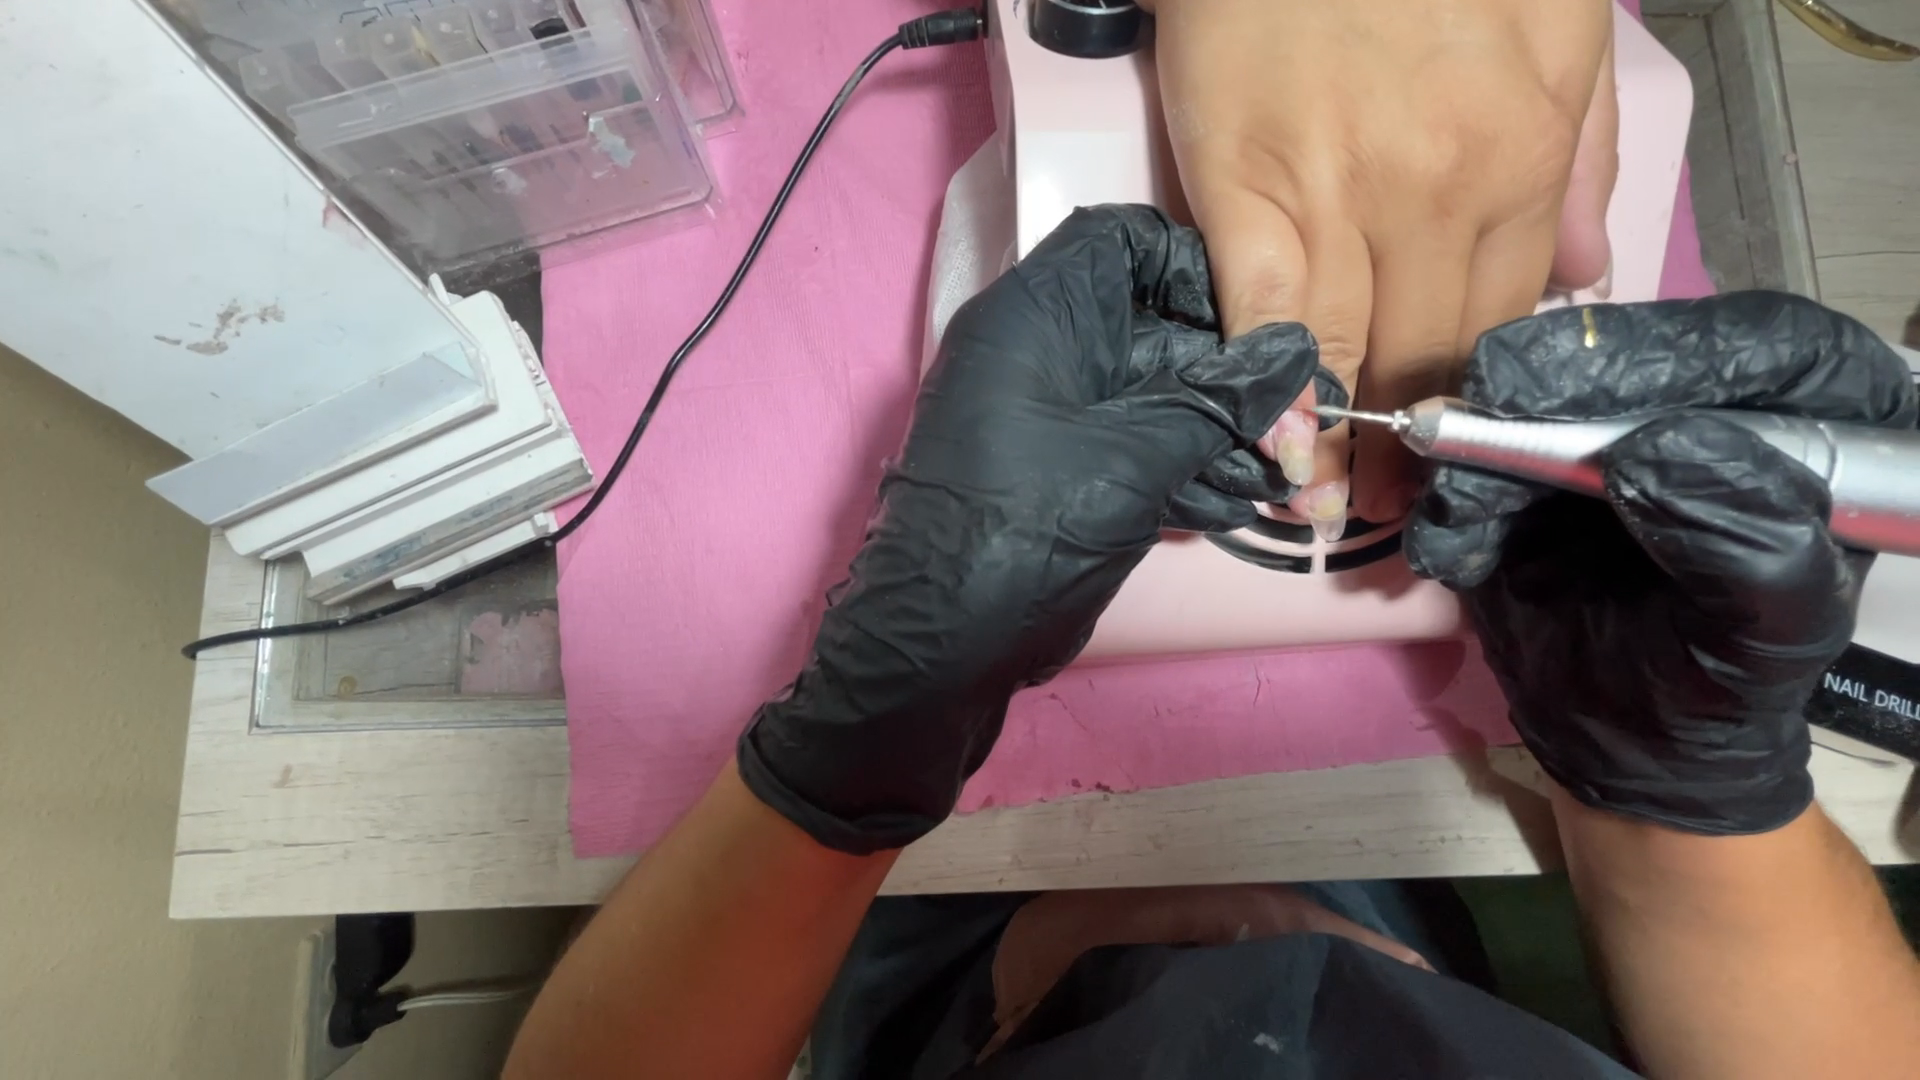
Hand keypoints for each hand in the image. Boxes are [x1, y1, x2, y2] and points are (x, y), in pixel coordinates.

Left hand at [738, 206, 1324, 852]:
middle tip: (1296, 424)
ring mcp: (1049, 418)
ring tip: (1281, 479)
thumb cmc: (1028, 528)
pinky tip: (1235, 505)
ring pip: (1149, 400)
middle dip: (1226, 378)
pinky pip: (1130, 450)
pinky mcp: (1063, 473)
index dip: (1193, 267)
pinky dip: (1181, 472)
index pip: (1119, 243)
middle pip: (1150, 330)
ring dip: (1216, 437)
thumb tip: (1294, 351)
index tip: (1255, 317)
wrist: (948, 644)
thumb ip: (1219, 400)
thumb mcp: (1134, 458)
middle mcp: (1039, 354)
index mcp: (1035, 317)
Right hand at [1141, 0, 1617, 533]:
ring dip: (1338, 443)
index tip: (1451, 462)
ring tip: (1324, 508)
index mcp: (1521, 147)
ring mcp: (1337, 198)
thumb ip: (1576, 149)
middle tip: (1384, 506)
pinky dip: (1276, 388)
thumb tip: (1579, 275)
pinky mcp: (1247, 196)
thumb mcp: (1552, 14)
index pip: (1498, 318)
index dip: (1470, 404)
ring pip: (1347, 351)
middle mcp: (1438, 188)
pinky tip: (1279, 453)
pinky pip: (1266, 314)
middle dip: (1405, 443)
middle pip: (1423, 350)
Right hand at [1406, 293, 1917, 833]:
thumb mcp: (1761, 633)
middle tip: (1466, 432)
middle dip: (1530, 396)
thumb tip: (1649, 445)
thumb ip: (1744, 542)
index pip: (1749, 347)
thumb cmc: (1712, 690)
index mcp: (1805, 436)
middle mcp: (1693, 418)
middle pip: (1613, 358)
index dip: (1652, 352)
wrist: (1613, 736)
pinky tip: (1449, 553)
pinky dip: (1443, 501)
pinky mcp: (1519, 478)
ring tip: (1456, 532)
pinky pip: (1466, 461)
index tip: (1554, 388)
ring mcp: (1595, 445)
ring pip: (1518, 406)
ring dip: (1467, 459)